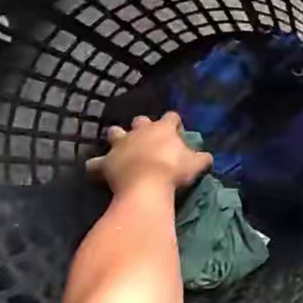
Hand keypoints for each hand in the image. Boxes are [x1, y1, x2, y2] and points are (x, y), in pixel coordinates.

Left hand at [84, 113, 211, 194]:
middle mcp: (140, 131)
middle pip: (140, 120)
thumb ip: (202, 158)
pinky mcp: (106, 162)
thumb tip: (207, 157)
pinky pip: (95, 163)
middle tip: (150, 141)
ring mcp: (121, 145)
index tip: (178, 134)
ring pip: (114, 132)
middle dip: (143, 127)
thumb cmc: (173, 170)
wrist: (147, 186)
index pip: (171, 116)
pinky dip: (96, 166)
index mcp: (163, 128)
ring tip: (122, 147)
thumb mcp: (197, 164)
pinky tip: (100, 170)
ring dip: (117, 137)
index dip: (175, 123)